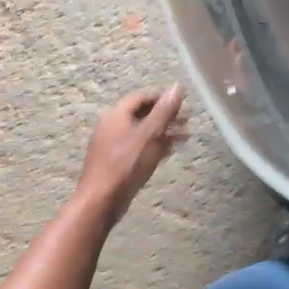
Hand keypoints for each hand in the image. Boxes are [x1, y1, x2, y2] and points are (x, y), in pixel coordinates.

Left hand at [75, 86, 187, 226]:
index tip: (182, 104)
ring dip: (163, 132)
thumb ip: (164, 111)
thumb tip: (177, 87)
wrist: (101, 201)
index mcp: (116, 115)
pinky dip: (154, 145)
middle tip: (187, 121)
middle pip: (141, 114)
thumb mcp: (150, 135)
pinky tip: (168, 151)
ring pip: (141, 132)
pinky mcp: (115, 162)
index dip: (162, 98)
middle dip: (165, 116)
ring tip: (185, 137)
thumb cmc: (126, 164)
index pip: (141, 97)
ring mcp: (111, 145)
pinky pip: (138, 146)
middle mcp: (111, 126)